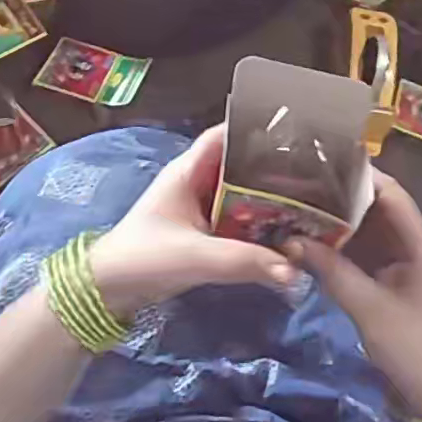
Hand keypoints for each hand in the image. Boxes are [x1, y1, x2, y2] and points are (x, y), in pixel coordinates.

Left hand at [88, 125, 299, 316]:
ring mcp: (198, 207)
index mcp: (188, 171)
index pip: (225, 136)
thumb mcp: (196, 256)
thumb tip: (295, 272)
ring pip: (240, 193)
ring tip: (307, 200)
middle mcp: (195, 182)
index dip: (255, 130)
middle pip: (239, 164)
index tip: (293, 135)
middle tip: (313, 174)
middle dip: (271, 169)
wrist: (108, 290)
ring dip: (266, 198)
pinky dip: (256, 221)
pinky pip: (236, 218)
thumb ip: (245, 261)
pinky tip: (283, 229)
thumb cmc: (145, 257)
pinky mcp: (201, 231)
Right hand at [284, 172, 421, 418]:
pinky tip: (309, 235)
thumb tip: (290, 240)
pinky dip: (338, 240)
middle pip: (375, 204)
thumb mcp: (369, 307)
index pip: (390, 193)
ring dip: (336, 216)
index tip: (321, 163)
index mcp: (420, 242)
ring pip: (365, 225)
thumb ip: (332, 270)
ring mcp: (399, 258)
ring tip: (298, 201)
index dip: (359, 175)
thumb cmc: (413, 346)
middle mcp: (411, 241)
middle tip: (299, 182)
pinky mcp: (388, 274)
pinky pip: (361, 247)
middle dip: (340, 193)